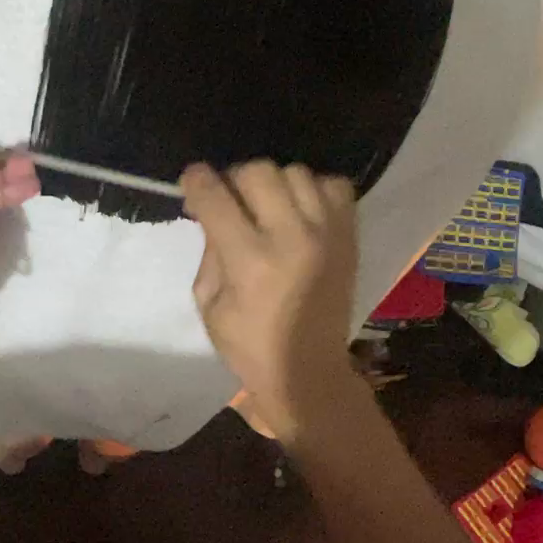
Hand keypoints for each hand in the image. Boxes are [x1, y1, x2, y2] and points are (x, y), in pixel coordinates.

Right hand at [180, 160, 360, 439]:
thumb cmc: (248, 346)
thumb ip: (209, 251)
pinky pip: (333, 185)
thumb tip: (212, 213)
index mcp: (250, 262)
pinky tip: (300, 210)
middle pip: (257, 172)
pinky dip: (312, 189)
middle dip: (233, 180)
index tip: (192, 181)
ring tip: (266, 206)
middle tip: (229, 201)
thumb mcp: (209, 304)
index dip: (196, 181)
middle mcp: (292, 238)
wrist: (308, 371)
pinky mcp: (350, 236)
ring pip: (294, 171)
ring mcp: (327, 233)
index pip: (215, 197)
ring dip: (272, 183)